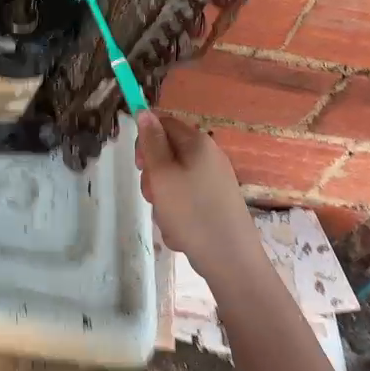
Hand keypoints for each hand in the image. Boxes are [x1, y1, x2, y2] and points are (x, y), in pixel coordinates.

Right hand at [135, 112, 264, 277]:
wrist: (230, 260)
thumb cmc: (192, 212)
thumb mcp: (162, 174)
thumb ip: (151, 142)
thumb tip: (144, 111)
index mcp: (198, 143)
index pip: (164, 123)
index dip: (146, 140)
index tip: (139, 165)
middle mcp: (209, 157)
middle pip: (168, 154)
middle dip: (154, 177)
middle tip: (154, 196)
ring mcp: (214, 182)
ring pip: (174, 182)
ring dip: (164, 200)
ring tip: (169, 220)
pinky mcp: (216, 204)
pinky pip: (187, 201)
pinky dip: (178, 215)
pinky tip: (181, 233)